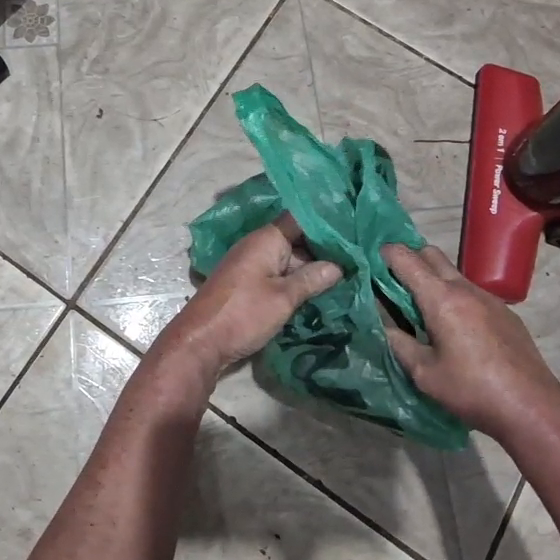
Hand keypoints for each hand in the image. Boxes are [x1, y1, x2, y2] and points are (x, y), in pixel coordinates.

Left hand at [159, 214, 343, 376]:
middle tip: (359, 257)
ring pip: (289, 259)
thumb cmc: (243, 313)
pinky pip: (279, 274)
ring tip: (349, 273)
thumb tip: (339, 265)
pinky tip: (321, 290)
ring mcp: (253, 265)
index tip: (353, 226)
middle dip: (324, 248)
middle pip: (297, 239)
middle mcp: (259, 245)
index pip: (300, 218)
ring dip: (312, 268)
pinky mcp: (250, 284)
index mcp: (267, 239)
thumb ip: (311, 279)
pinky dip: (297, 280)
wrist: (201, 341)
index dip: (326, 221)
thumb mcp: (283, 298)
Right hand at [381, 243, 559, 441]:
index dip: (383, 255)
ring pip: (452, 272)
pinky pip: (471, 292)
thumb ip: (397, 341)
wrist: (533, 408)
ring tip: (422, 312)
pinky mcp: (505, 312)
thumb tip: (381, 320)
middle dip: (408, 260)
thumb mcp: (424, 373)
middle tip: (393, 286)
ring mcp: (489, 298)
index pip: (404, 257)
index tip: (369, 266)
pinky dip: (454, 297)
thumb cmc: (472, 390)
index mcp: (440, 298)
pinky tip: (455, 330)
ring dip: (432, 280)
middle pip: (430, 254)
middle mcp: (464, 288)